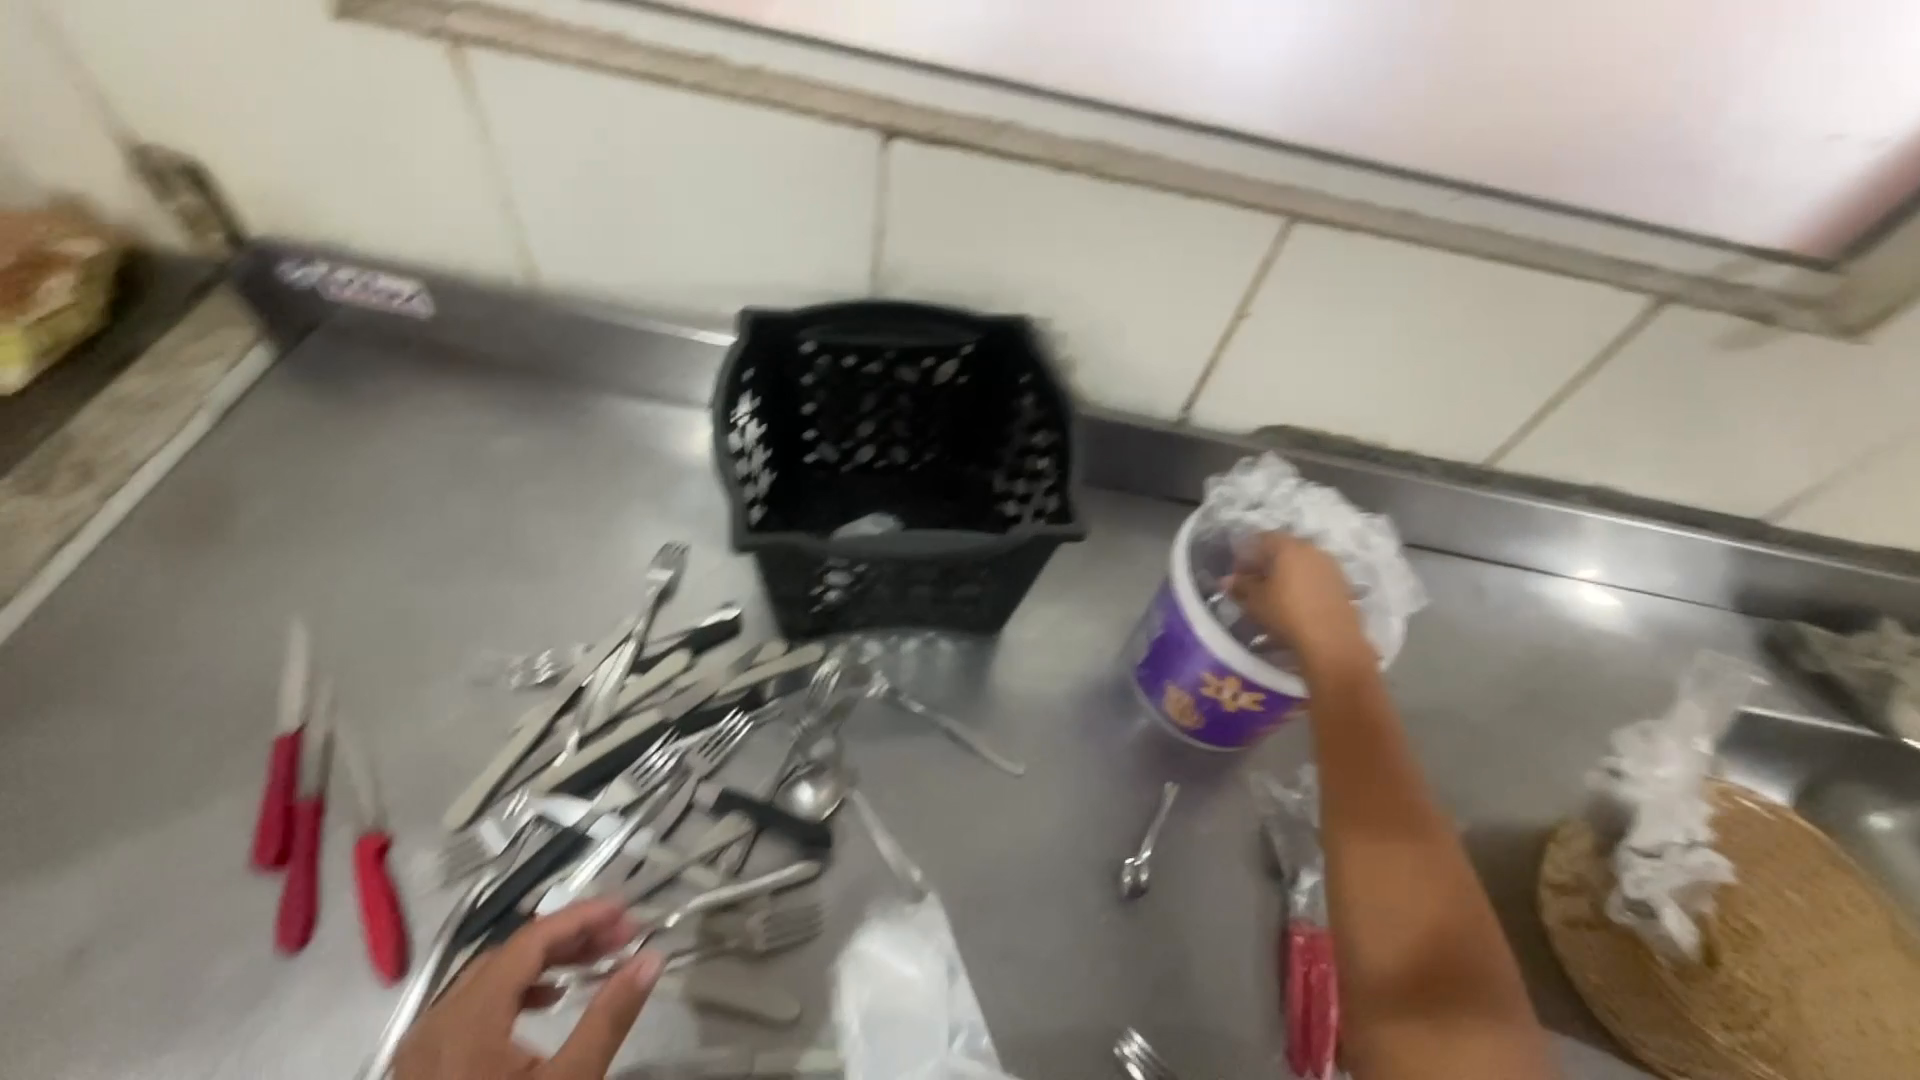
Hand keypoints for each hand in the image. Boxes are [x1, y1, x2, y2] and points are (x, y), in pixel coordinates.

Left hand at [395, 900, 663, 1079]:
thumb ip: (610, 1017)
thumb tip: (651, 959)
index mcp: (466, 1020)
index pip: (529, 943)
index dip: (581, 918)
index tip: (626, 910)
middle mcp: (434, 1021)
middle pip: (509, 954)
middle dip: (570, 938)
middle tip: (623, 936)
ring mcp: (423, 1045)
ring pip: (491, 976)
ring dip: (547, 961)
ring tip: (595, 960)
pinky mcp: (425, 1064)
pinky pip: (474, 1004)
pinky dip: (517, 989)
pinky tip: (549, 998)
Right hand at [1225, 532, 1372, 669]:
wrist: (1331, 640)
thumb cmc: (1286, 613)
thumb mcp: (1254, 601)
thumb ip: (1240, 586)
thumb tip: (1227, 580)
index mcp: (1287, 546)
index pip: (1260, 539)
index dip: (1245, 555)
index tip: (1237, 575)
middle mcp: (1311, 549)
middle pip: (1282, 550)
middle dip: (1266, 565)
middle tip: (1253, 585)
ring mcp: (1330, 565)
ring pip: (1300, 564)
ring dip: (1285, 575)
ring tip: (1274, 597)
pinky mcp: (1342, 584)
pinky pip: (1315, 577)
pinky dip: (1302, 585)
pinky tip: (1295, 603)